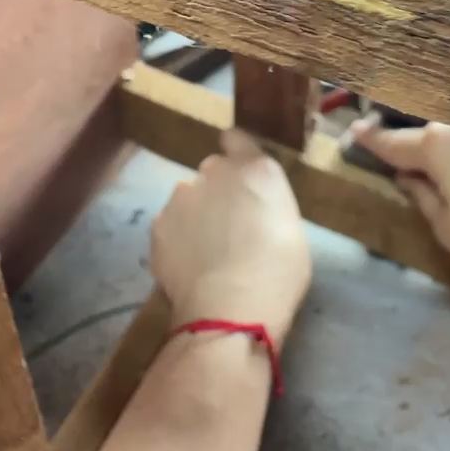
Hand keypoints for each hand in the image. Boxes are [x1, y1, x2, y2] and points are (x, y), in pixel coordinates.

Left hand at [152, 128, 311, 340]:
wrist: (229, 312)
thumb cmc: (277, 274)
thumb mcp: (291, 229)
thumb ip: (268, 203)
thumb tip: (255, 205)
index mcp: (255, 169)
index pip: (237, 138)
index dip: (236, 152)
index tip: (240, 171)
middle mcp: (215, 171)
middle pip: (213, 170)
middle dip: (219, 189)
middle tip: (230, 225)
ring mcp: (181, 196)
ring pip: (188, 198)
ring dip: (196, 213)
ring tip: (206, 251)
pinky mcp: (158, 224)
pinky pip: (170, 224)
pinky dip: (177, 238)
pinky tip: (189, 264)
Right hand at [350, 119, 449, 274]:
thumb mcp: (448, 227)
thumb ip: (424, 201)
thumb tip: (412, 182)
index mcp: (434, 148)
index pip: (391, 143)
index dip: (369, 141)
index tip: (352, 132)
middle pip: (421, 139)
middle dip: (402, 148)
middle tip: (387, 160)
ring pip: (449, 146)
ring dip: (435, 160)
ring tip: (429, 182)